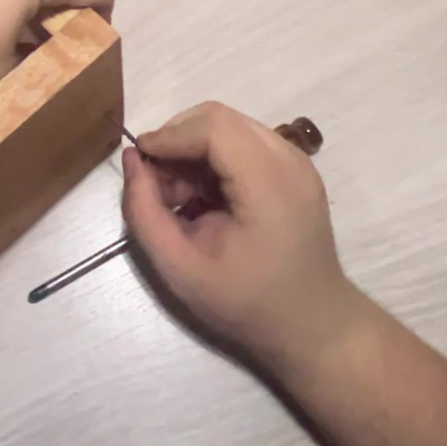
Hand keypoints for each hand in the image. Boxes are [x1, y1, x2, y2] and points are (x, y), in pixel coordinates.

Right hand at [122, 102, 364, 370]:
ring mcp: (297, 161)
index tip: (140, 162)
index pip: (213, 128)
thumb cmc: (247, 304)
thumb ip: (144, 212)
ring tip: (178, 194)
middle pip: (218, 117)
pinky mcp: (294, 167)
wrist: (314, 327)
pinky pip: (242, 140)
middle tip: (156, 181)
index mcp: (270, 186)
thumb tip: (132, 158)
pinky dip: (212, 156)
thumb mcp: (180, 269)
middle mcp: (289, 161)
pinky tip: (203, 194)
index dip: (169, 136)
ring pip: (228, 125)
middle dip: (177, 139)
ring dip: (192, 148)